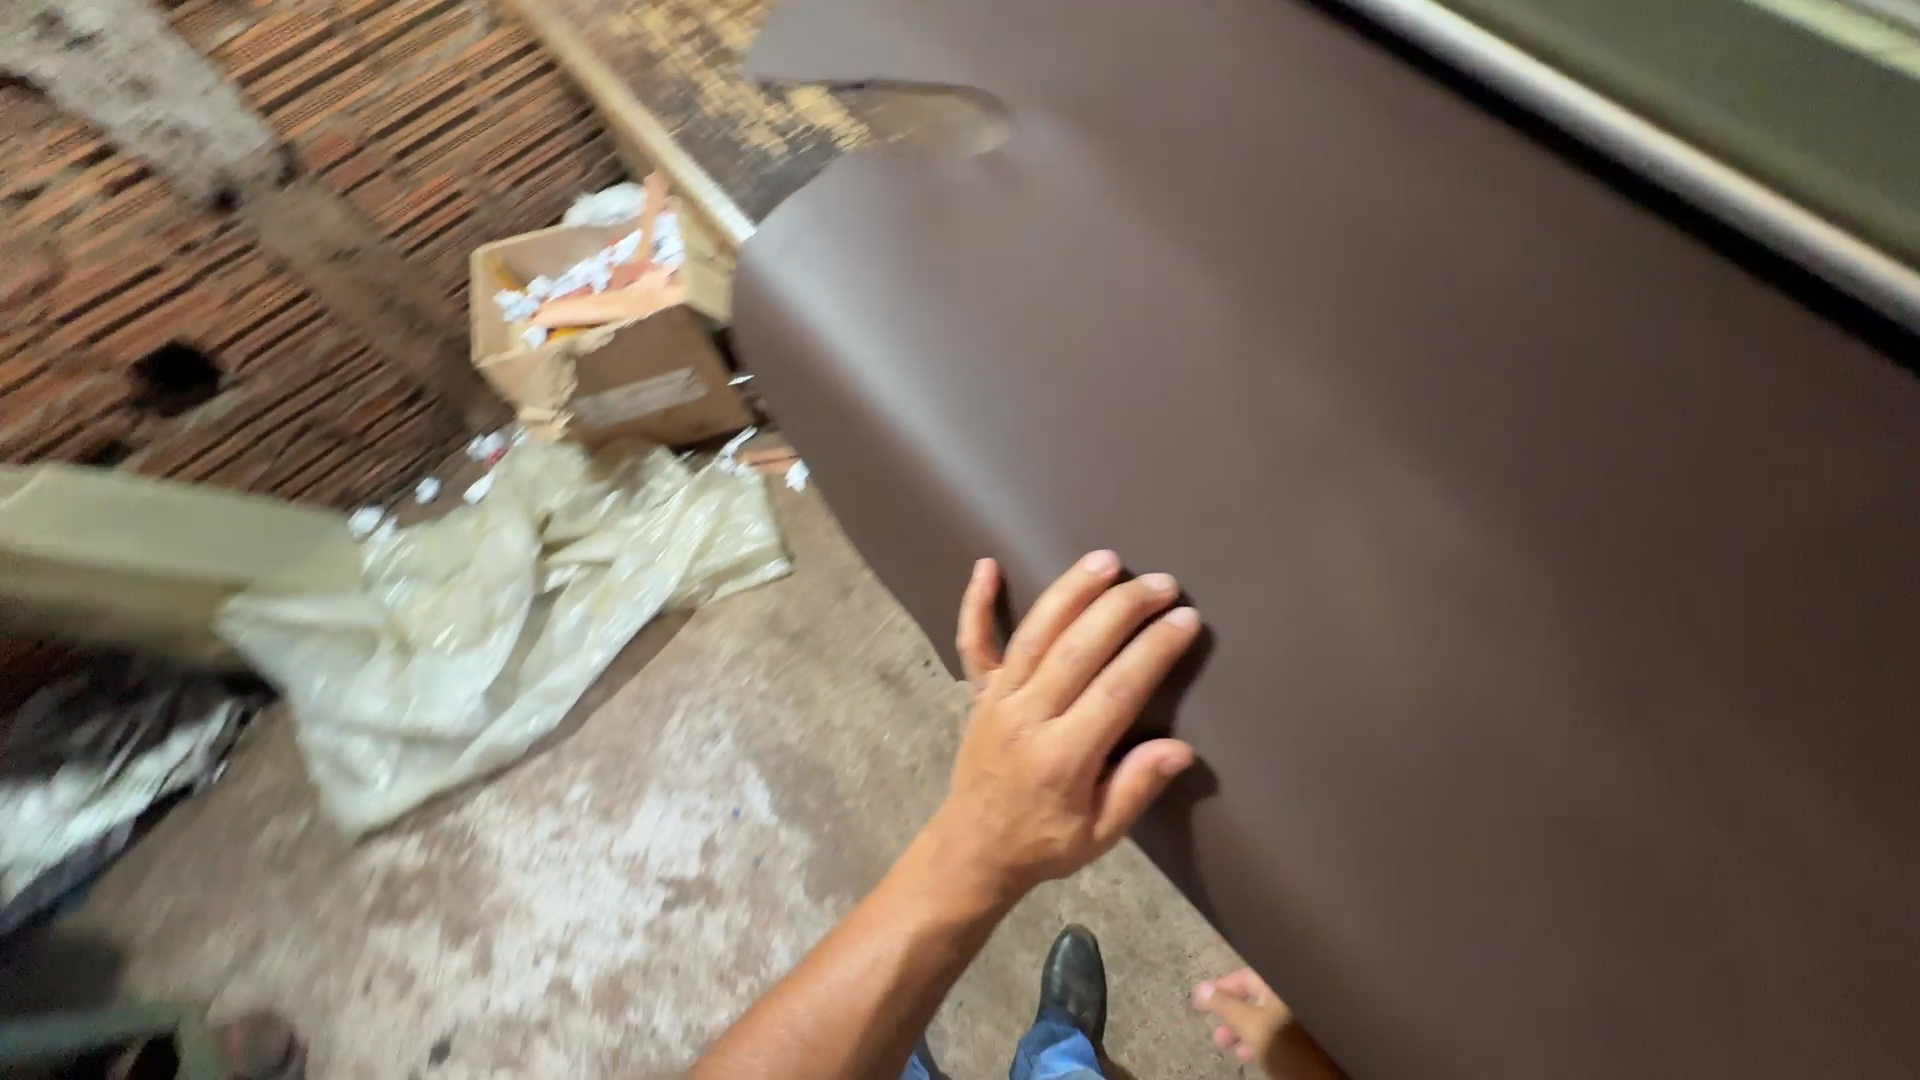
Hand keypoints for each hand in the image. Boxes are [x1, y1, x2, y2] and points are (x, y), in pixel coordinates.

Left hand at [923, 550, 1200, 905]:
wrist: (973, 847)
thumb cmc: (1043, 842)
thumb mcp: (1099, 835)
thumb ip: (1136, 789)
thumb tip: (1181, 749)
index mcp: (1063, 757)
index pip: (1116, 689)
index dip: (1154, 650)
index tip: (1185, 619)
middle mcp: (1027, 717)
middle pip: (1077, 649)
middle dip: (1123, 609)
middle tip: (1162, 583)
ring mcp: (997, 699)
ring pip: (1034, 634)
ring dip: (1070, 591)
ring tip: (1105, 560)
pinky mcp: (978, 692)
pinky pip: (973, 643)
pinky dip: (976, 604)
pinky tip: (986, 566)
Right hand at [1193, 969, 1345, 1078]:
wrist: (1324, 1071)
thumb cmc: (1284, 1041)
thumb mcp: (1248, 1024)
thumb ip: (1223, 1004)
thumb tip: (1199, 987)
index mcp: (1276, 982)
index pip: (1241, 978)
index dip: (1219, 990)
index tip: (1201, 1003)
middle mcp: (1288, 993)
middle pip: (1252, 998)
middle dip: (1230, 1016)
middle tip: (1217, 1034)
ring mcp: (1299, 1015)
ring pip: (1264, 1017)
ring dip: (1243, 1031)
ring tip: (1230, 1049)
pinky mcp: (1306, 1036)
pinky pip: (1277, 1030)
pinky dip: (1261, 1039)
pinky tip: (1252, 1055)